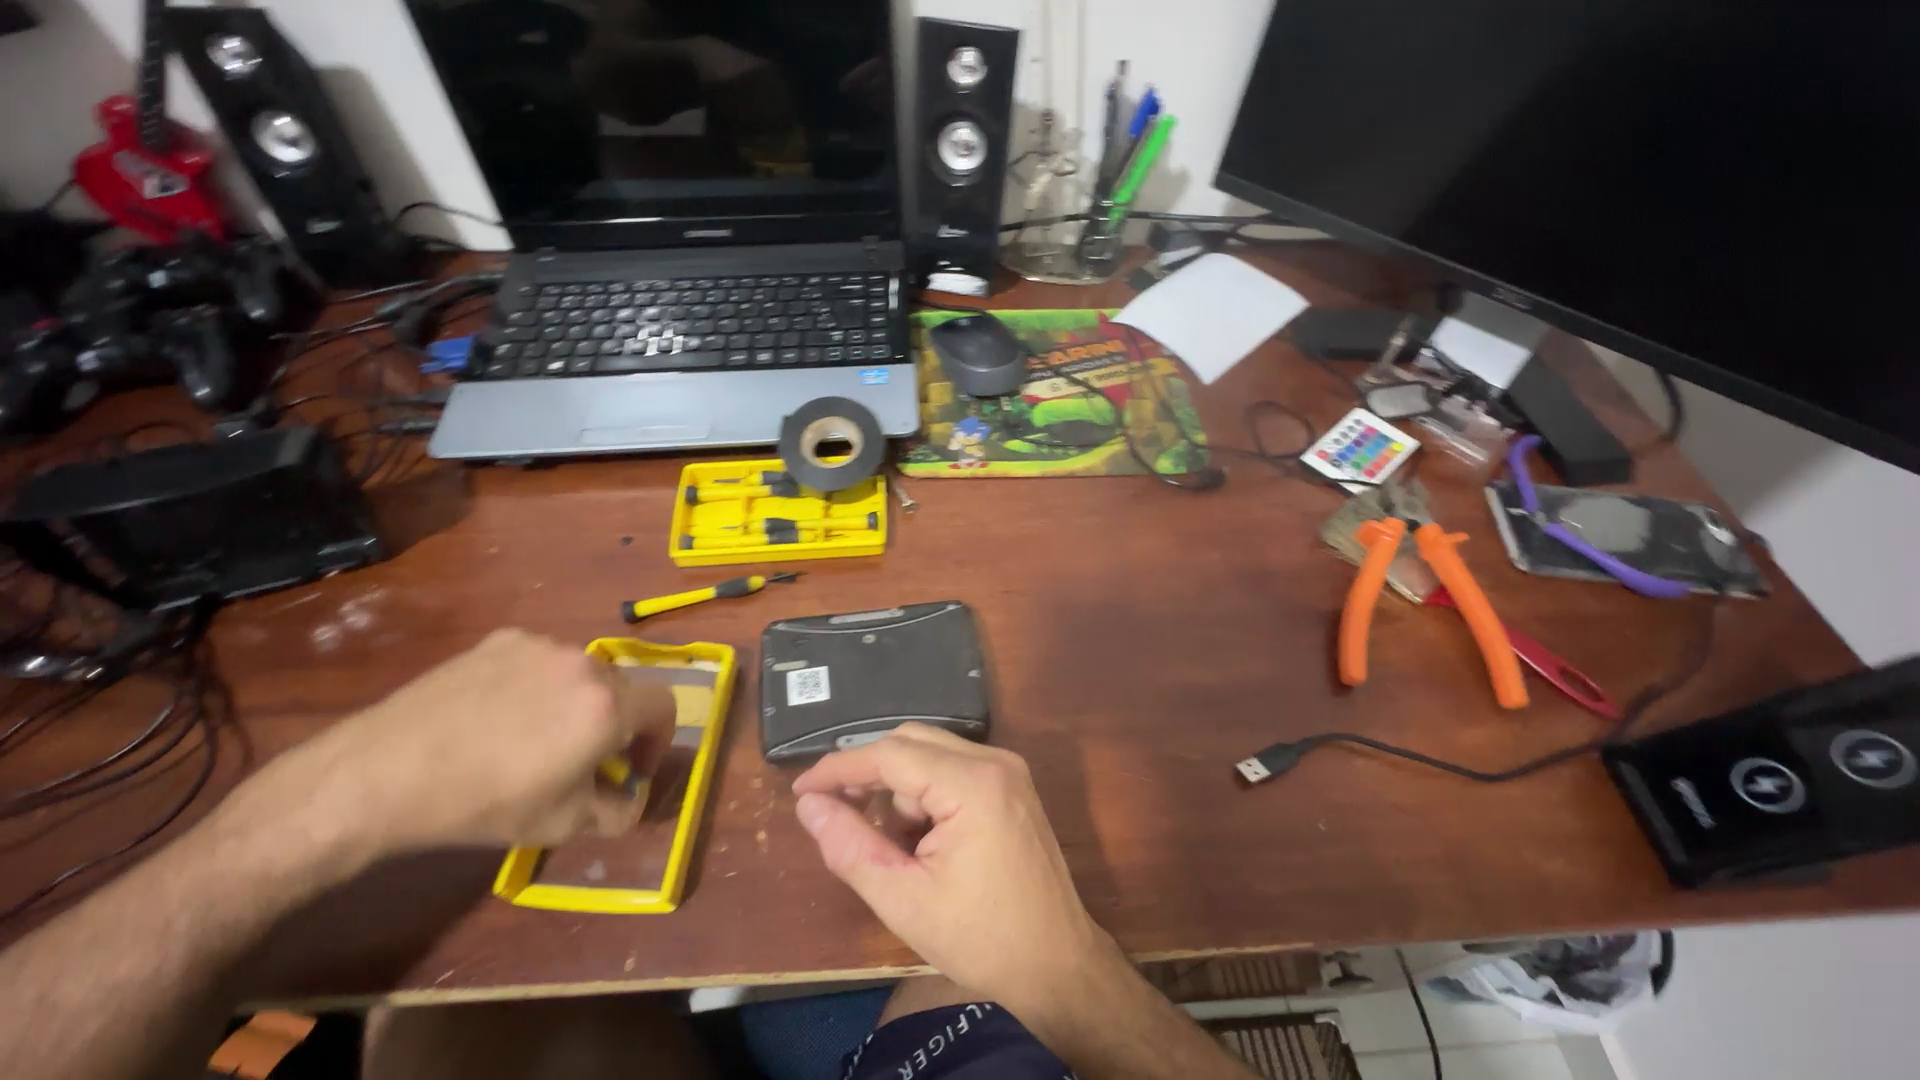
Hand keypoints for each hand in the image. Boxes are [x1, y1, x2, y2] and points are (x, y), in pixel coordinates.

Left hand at [228, 629, 675, 861]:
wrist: (384, 774)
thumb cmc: (484, 803)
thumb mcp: (564, 825)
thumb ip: (618, 811)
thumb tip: (629, 797)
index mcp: (608, 706)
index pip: (665, 706)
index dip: (657, 741)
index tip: (628, 770)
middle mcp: (584, 664)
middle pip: (622, 689)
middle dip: (614, 725)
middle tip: (581, 761)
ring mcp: (539, 647)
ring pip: (581, 673)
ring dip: (576, 703)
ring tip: (534, 738)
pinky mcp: (500, 641)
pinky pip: (540, 662)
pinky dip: (538, 686)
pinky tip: (498, 717)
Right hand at [791, 724, 1124, 1013]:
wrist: (1057, 965)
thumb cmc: (981, 938)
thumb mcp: (902, 898)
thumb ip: (850, 847)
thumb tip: (808, 806)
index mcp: (973, 784)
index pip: (890, 753)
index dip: (839, 768)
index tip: (800, 791)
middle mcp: (994, 761)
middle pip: (910, 743)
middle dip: (868, 775)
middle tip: (835, 814)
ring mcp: (1007, 772)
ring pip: (929, 755)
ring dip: (897, 790)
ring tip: (890, 848)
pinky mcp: (1011, 787)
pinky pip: (951, 771)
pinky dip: (923, 796)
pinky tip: (919, 844)